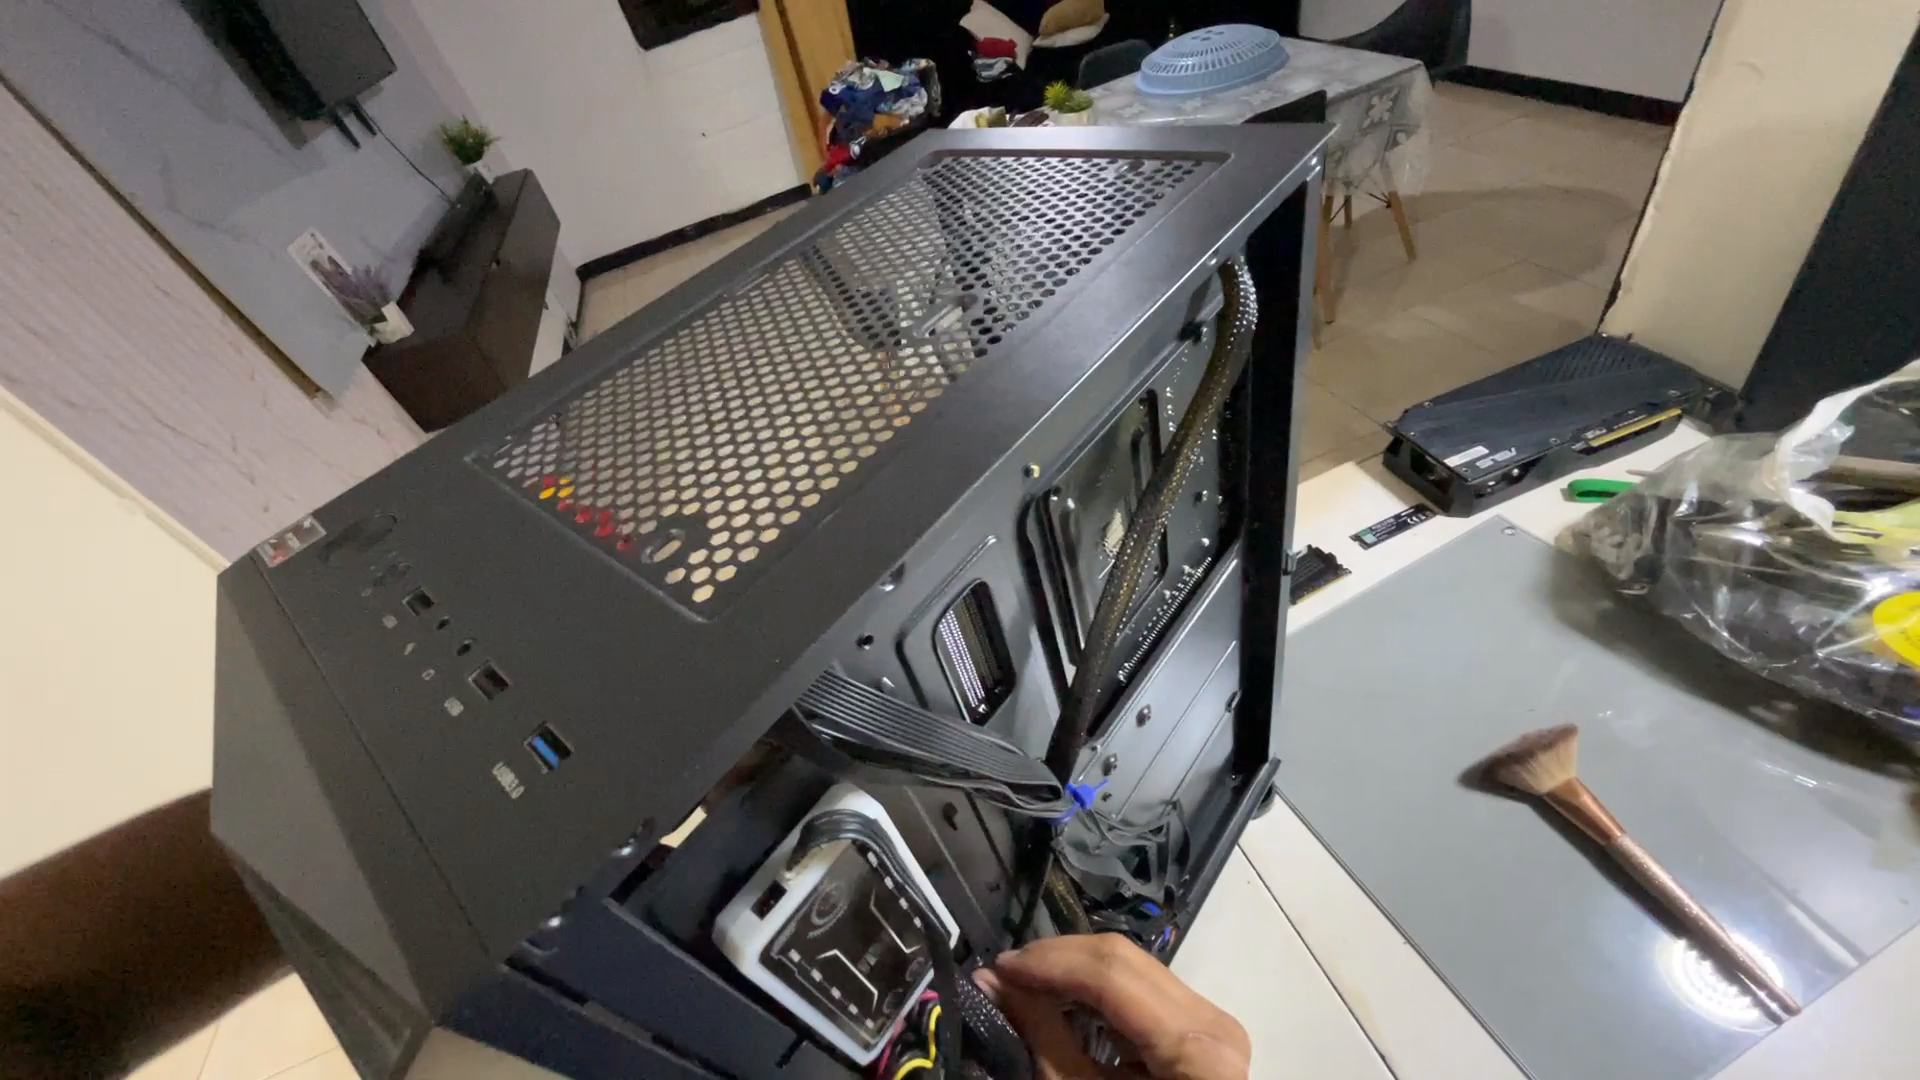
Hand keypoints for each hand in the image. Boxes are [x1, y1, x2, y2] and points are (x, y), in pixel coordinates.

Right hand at [973, 934, 1249, 1079]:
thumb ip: (1042, 1036)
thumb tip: (990, 979)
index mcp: (1195, 1046)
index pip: (1111, 973)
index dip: (1049, 962)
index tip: (998, 968)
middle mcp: (1211, 1018)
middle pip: (1120, 958)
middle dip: (1056, 959)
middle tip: (1004, 972)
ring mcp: (1210, 1019)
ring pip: (1128, 964)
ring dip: (1071, 968)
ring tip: (1025, 982)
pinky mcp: (1199, 1025)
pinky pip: (1140, 987)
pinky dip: (1095, 988)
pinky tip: (1061, 996)